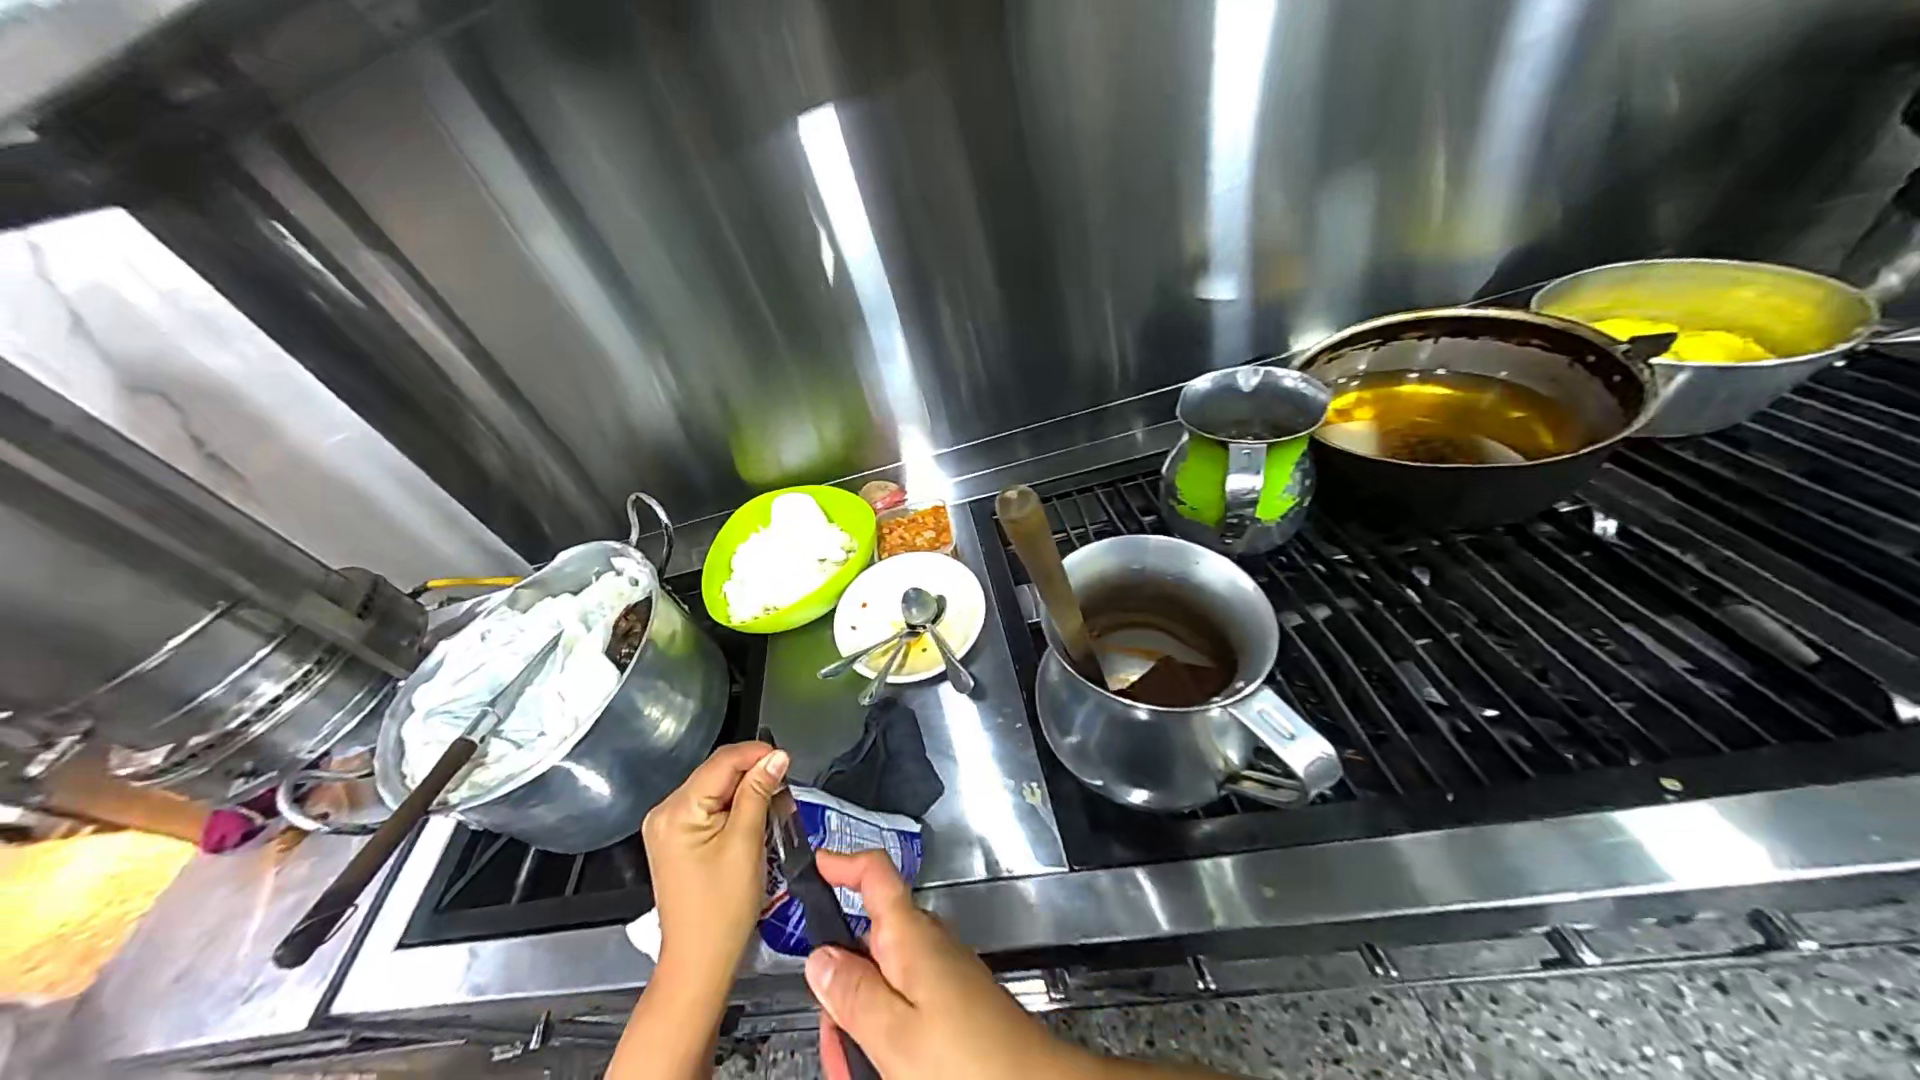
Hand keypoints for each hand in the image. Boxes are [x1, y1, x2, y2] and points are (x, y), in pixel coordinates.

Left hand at [641, 741, 788, 975]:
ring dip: (746, 790)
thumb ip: (759, 792)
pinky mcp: (676, 840)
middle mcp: (664, 812)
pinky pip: (708, 808)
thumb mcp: (746, 842)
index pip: (721, 762)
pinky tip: (753, 818)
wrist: (700, 961)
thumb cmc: (724, 906)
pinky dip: (734, 807)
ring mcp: (667, 827)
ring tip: (773, 803)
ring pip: (715, 789)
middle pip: (716, 773)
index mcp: (676, 810)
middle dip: (752, 774)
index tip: (788, 761)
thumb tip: (777, 756)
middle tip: (784, 786)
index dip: (757, 755)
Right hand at [805, 850, 1092, 1079]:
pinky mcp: (949, 1001)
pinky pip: (902, 1006)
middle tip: (834, 1038)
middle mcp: (926, 943)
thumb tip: (819, 958)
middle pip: (865, 945)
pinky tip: (886, 1069)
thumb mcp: (894, 1033)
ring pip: (879, 985)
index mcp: (910, 935)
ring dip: (859, 1022)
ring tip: (861, 1069)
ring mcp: (939, 972)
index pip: (875, 874)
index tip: (815, 864)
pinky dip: (884, 1034)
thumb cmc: (969, 1059)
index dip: (843, 862)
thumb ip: (852, 992)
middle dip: (840, 987)